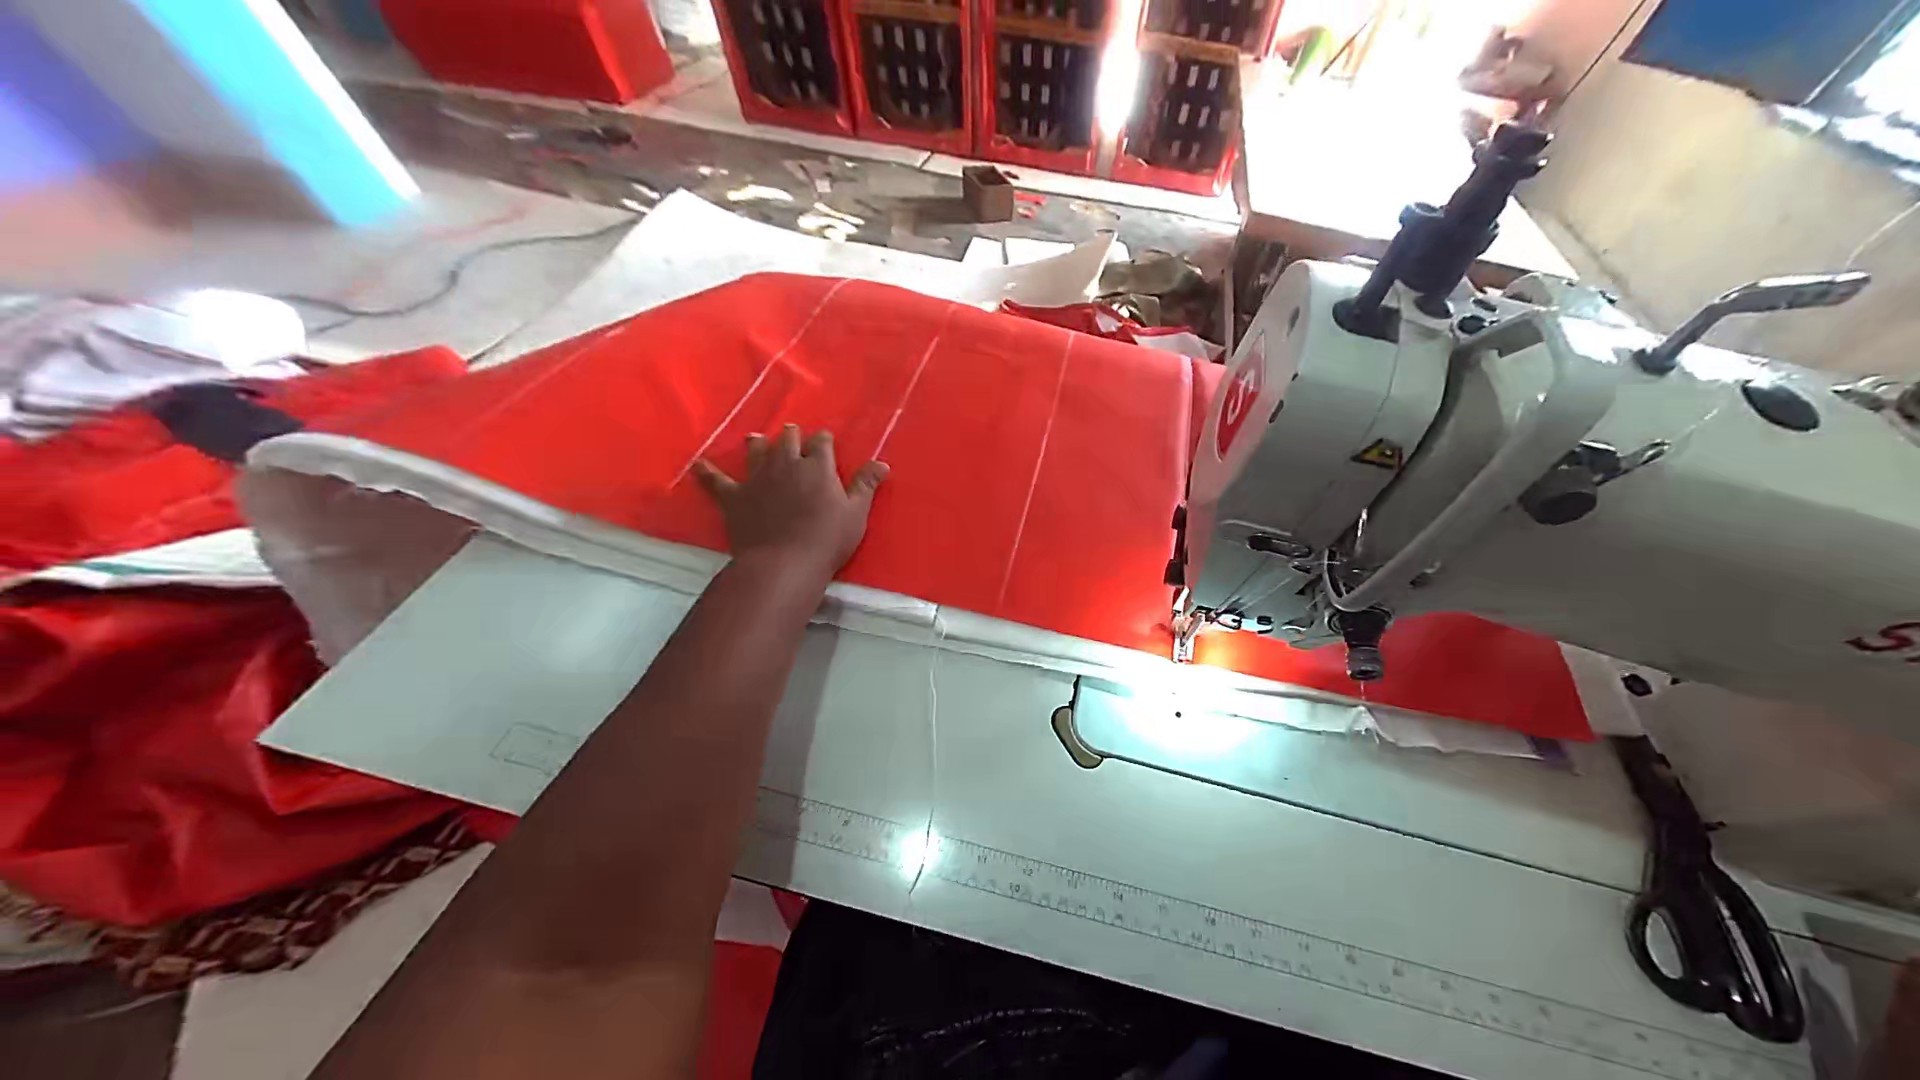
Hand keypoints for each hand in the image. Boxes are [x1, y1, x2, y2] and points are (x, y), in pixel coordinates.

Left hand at [693, 426, 888, 579]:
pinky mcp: (734, 497)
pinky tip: (698, 465)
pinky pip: (716, 480)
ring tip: (756, 438)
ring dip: (757, 444)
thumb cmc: (827, 540)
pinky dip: (706, 472)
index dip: (823, 440)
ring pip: (756, 451)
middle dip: (791, 435)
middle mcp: (786, 464)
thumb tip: (881, 462)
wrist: (784, 563)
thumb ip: (866, 485)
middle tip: (791, 434)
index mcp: (817, 466)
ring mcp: (757, 478)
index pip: (821, 442)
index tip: (824, 441)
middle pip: (787, 440)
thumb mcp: (856, 513)